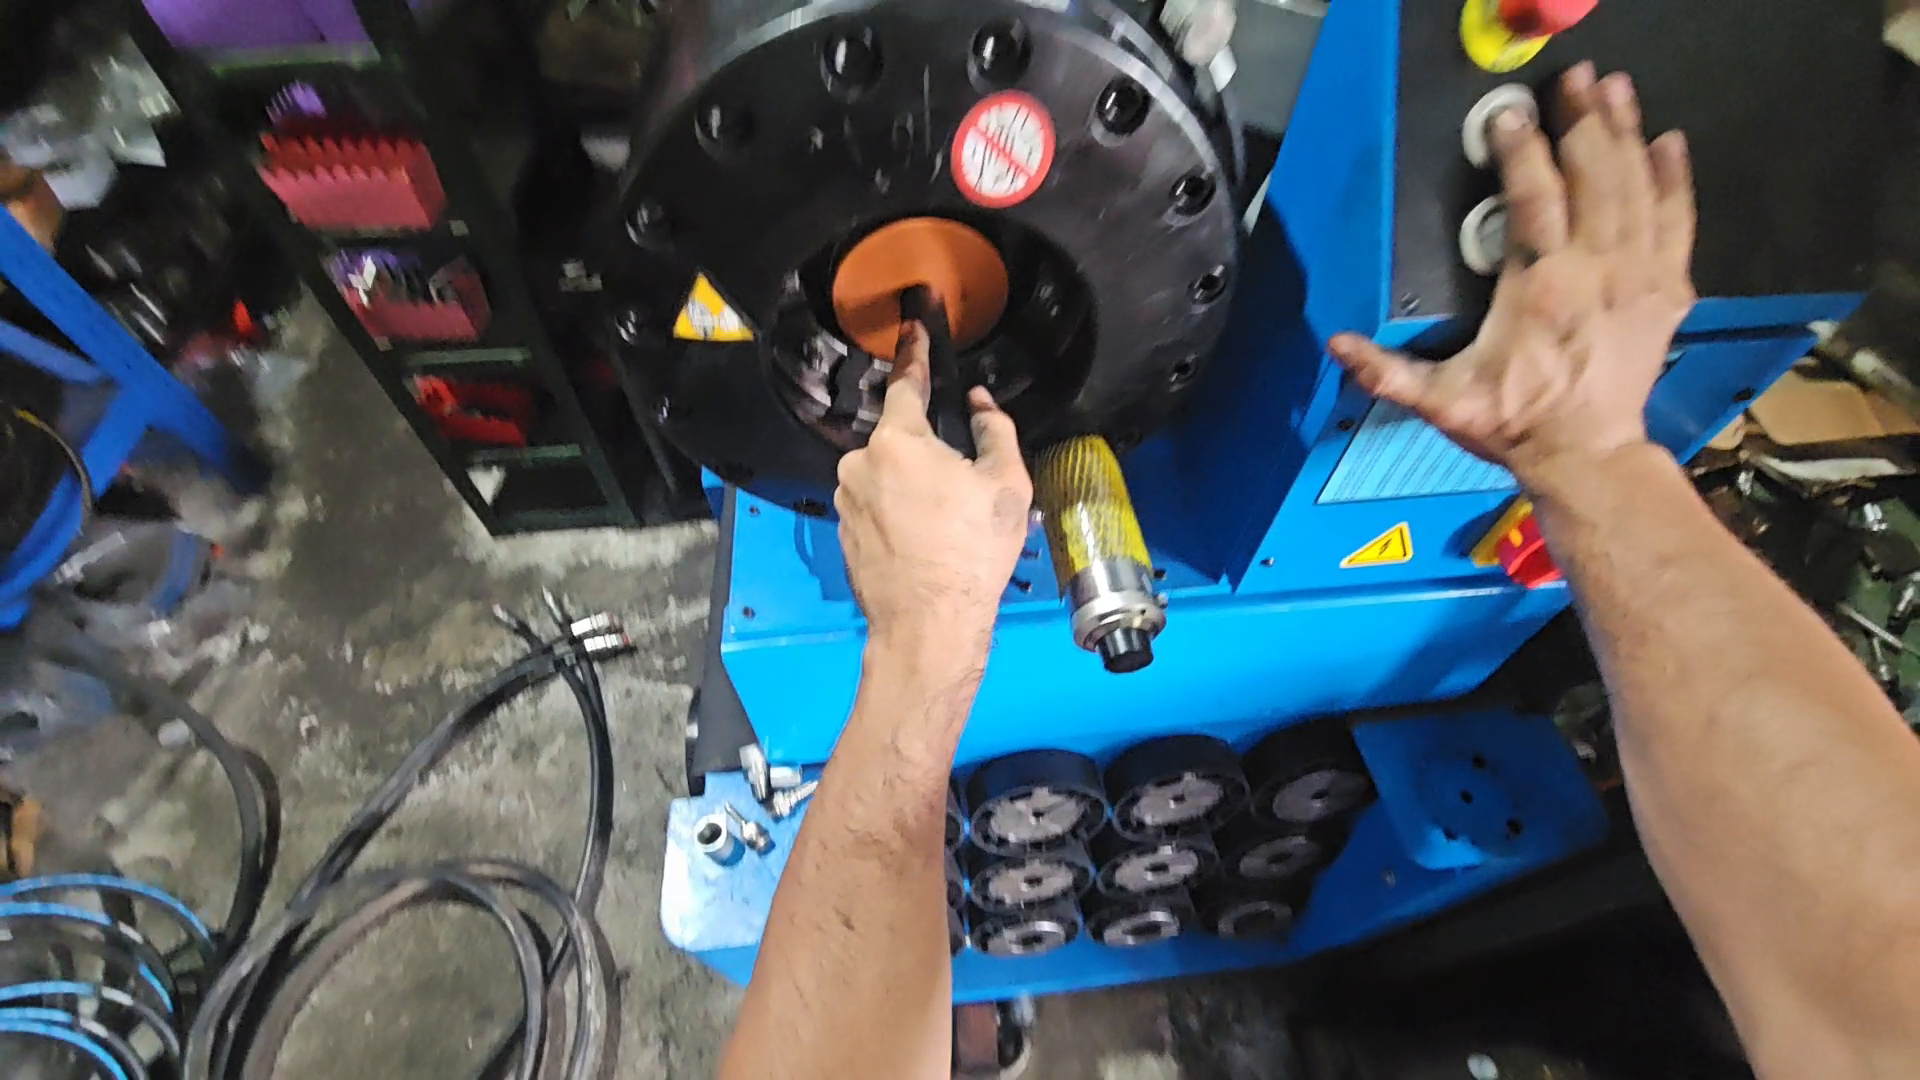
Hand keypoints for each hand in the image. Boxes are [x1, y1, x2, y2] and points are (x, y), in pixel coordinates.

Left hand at [835, 322, 1032, 665]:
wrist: (928, 623)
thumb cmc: (972, 550)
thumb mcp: (1006, 485)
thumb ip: (993, 429)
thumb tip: (977, 403)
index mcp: (898, 441)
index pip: (907, 382)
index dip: (915, 352)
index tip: (914, 326)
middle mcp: (859, 462)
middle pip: (900, 439)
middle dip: (928, 453)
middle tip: (962, 489)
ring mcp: (844, 499)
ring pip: (886, 474)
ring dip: (912, 485)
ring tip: (946, 524)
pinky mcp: (842, 531)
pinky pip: (874, 504)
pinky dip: (897, 512)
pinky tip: (924, 540)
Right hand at [1329, 63, 1696, 493]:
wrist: (1585, 452)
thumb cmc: (1510, 423)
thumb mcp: (1437, 401)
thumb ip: (1385, 371)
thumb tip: (1335, 343)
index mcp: (1537, 290)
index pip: (1533, 200)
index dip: (1520, 152)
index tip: (1508, 115)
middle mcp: (1596, 269)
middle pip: (1595, 175)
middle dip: (1583, 121)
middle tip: (1574, 78)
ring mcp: (1640, 275)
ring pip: (1638, 185)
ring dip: (1626, 133)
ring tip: (1615, 90)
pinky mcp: (1667, 288)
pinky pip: (1678, 217)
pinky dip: (1675, 176)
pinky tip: (1668, 142)